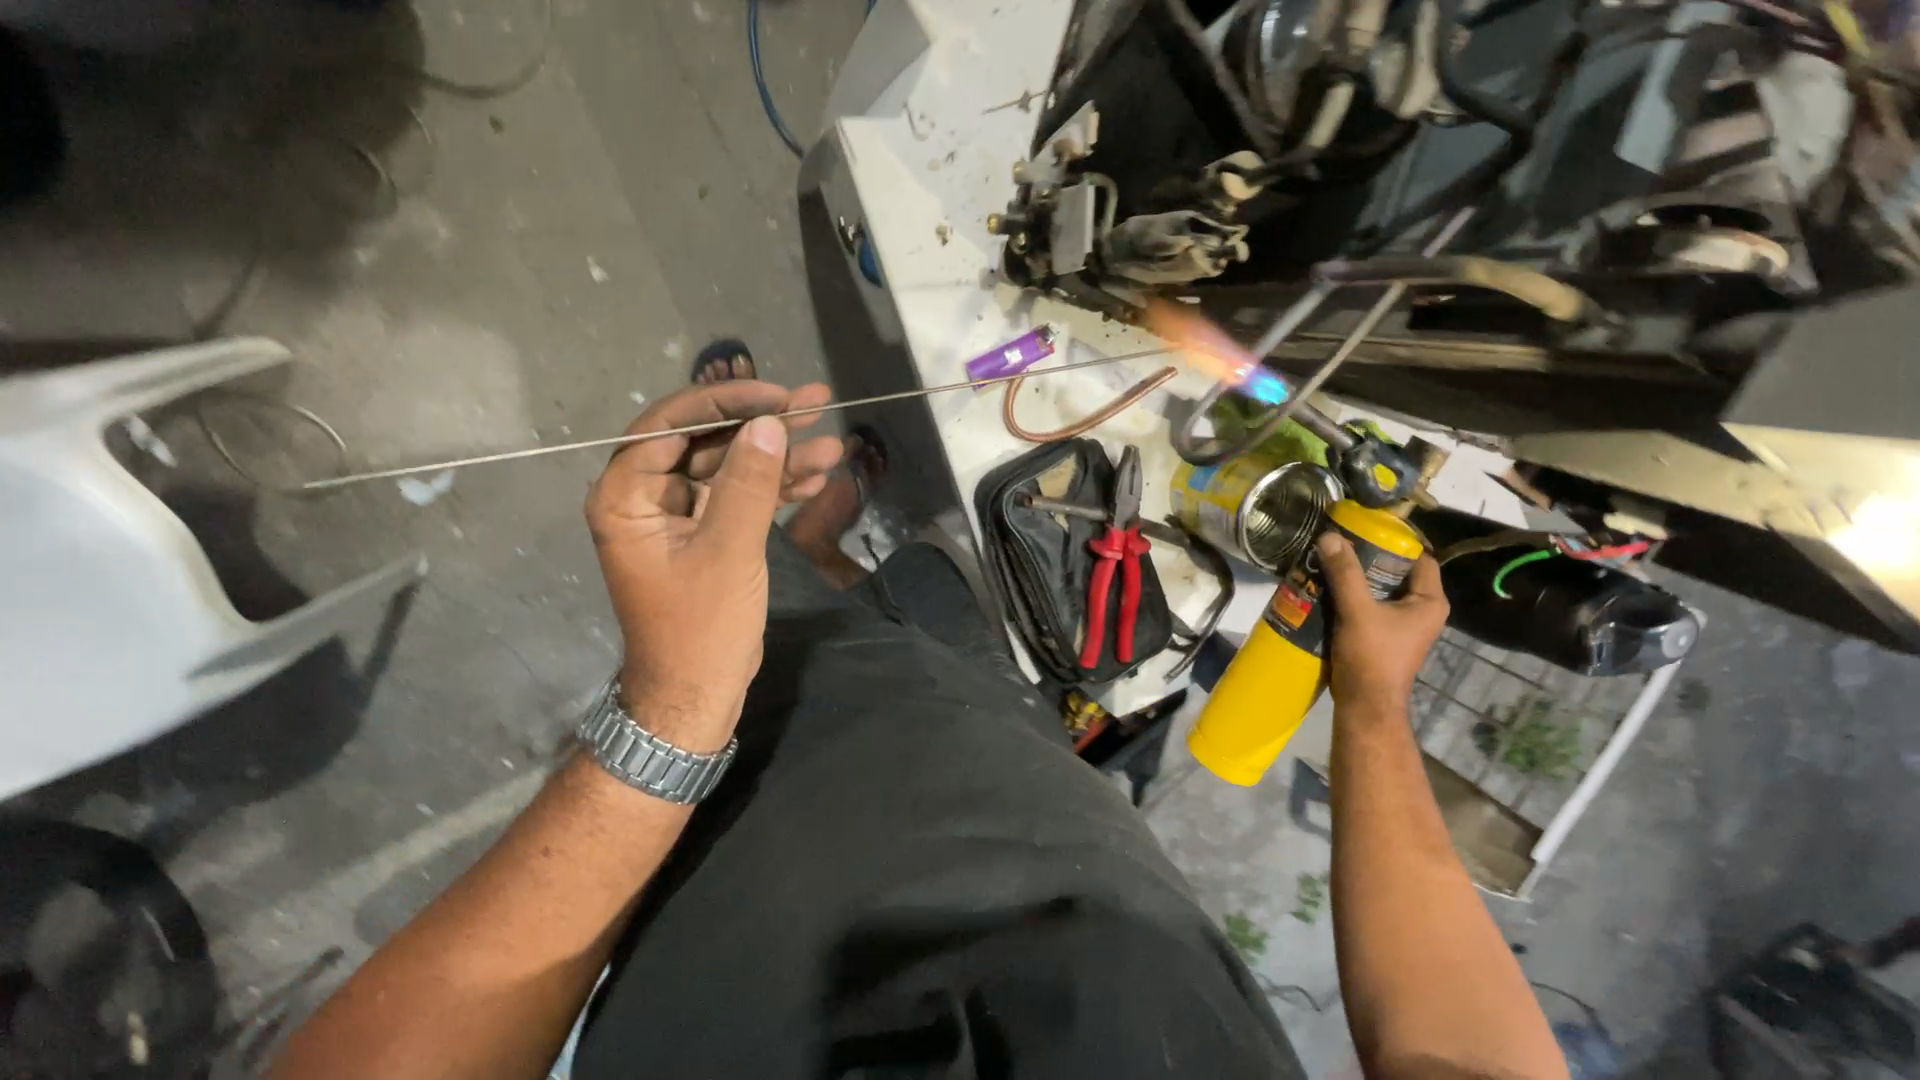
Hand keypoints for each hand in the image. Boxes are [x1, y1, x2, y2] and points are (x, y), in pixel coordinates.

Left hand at [585, 380, 843, 749]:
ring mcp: (679, 516)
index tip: (776, 397)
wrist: (696, 694)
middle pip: (707, 440)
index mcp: (627, 497)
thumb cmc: (700, 628)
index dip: (724, 402)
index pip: (670, 425)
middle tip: (815, 401)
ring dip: (780, 455)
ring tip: (833, 440)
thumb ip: (748, 485)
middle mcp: (647, 497)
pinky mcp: (707, 534)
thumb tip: (769, 422)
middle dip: (762, 423)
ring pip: (731, 466)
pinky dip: (777, 487)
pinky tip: (819, 476)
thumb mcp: (728, 553)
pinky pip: (741, 496)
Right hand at [1316, 531, 1447, 711]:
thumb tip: (1330, 536)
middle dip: (1368, 560)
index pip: (1420, 559)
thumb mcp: (1357, 610)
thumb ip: (1345, 573)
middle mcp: (1421, 612)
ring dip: (1355, 579)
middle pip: (1396, 573)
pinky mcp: (1382, 637)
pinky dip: (1350, 598)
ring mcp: (1402, 626)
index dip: (1396, 543)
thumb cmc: (1372, 656)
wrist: (1364, 705)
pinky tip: (1326, 590)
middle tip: (1340, 545)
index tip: (1366, 530)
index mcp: (1429, 602)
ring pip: (1380, 591)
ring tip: (1328, 564)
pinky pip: (1368, 607)